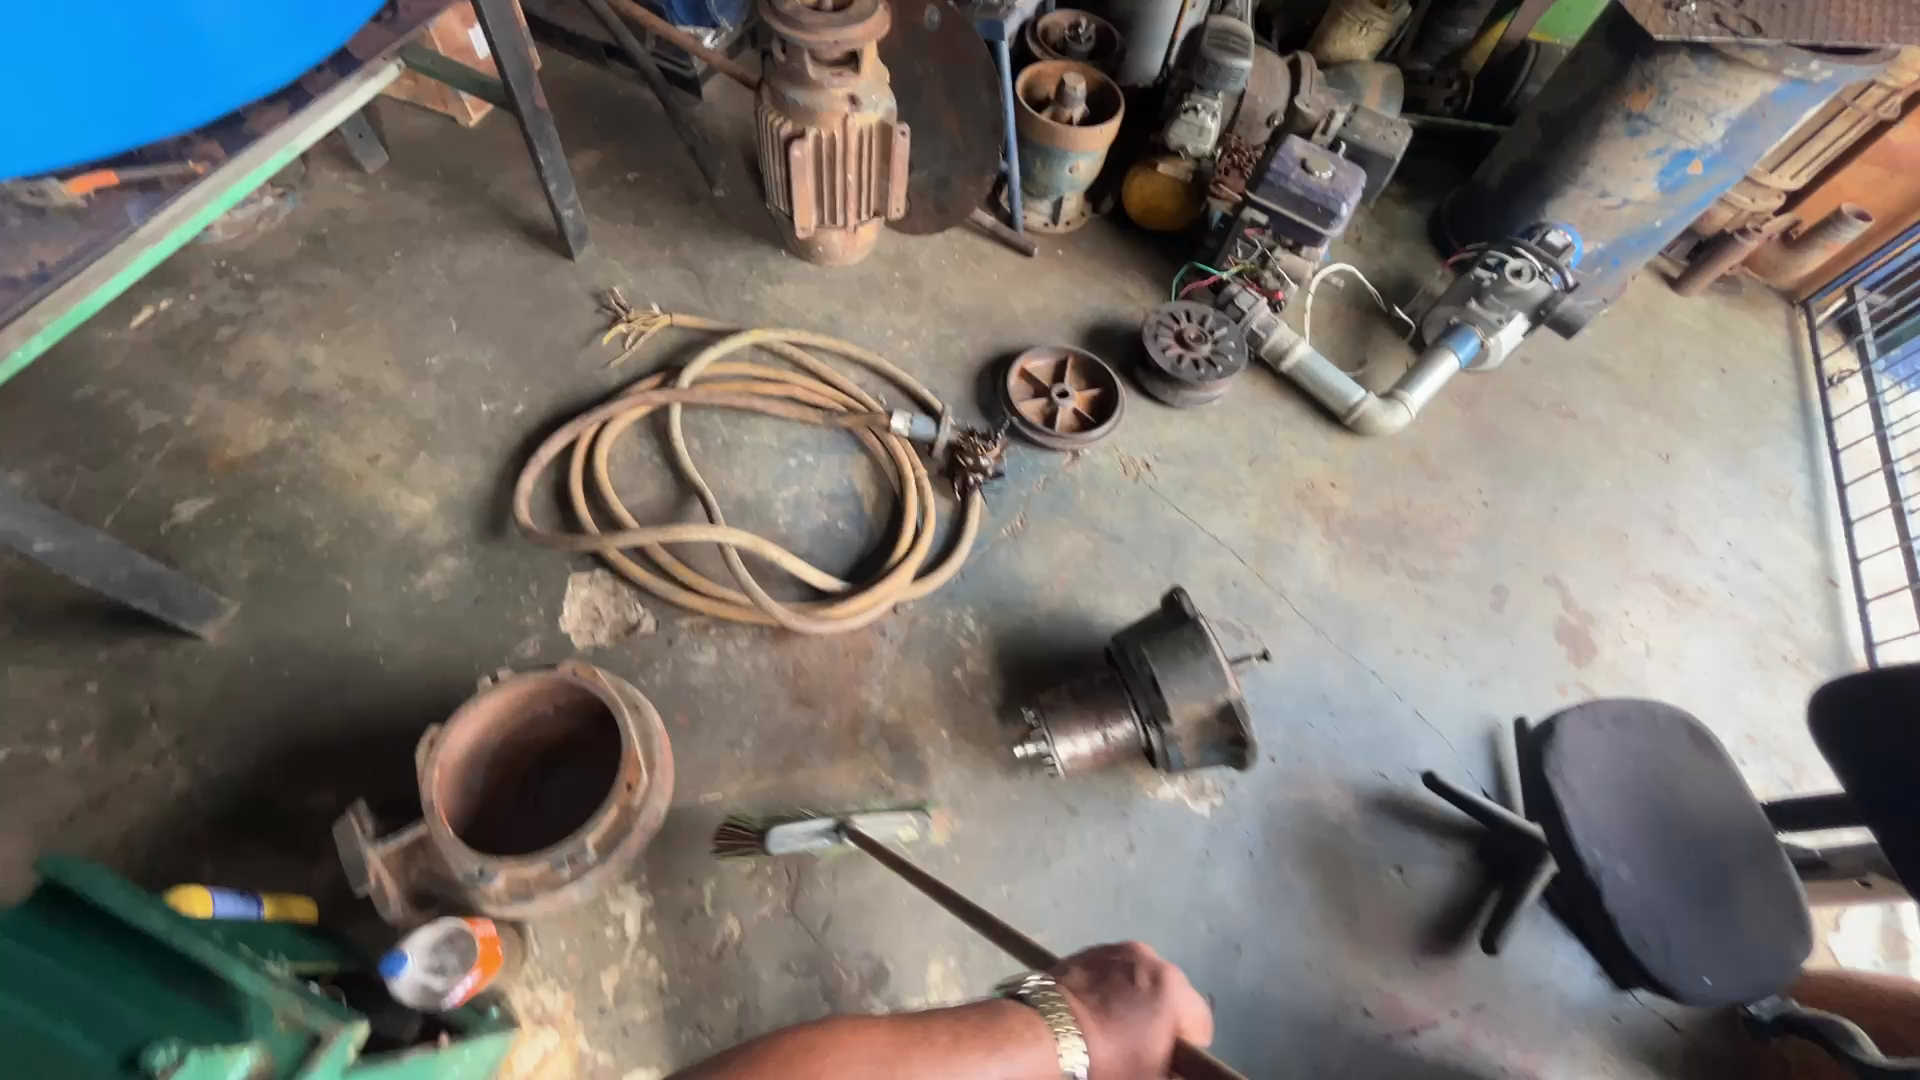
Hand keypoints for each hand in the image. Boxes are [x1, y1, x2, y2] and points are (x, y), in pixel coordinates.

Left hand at [1051, 942, 1212, 1079]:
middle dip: (1160, 1017)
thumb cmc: (1107, 1062)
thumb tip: (1169, 1061)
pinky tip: (1093, 1008)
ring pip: (1139, 978)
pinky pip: (1112, 970)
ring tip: (1111, 1024)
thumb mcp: (1152, 1077)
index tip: (1165, 1061)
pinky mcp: (1088, 948)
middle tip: (1137, 1045)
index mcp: (1172, 987)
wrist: (1046, 1034)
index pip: (1200, 1023)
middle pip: (1170, 994)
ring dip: (1135, 998)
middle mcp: (1148, 956)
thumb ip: (1173, 1068)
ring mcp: (1115, 948)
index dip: (1187, 1049)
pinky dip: (1110, 986)